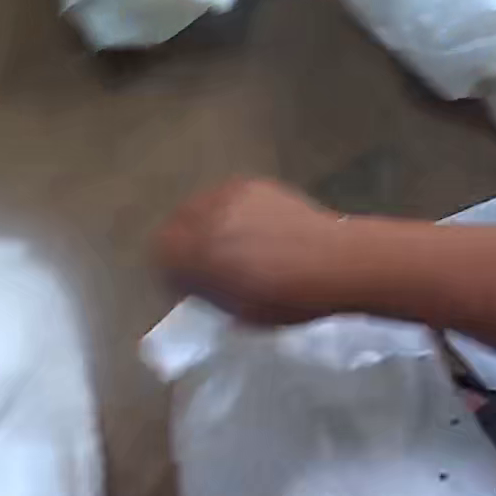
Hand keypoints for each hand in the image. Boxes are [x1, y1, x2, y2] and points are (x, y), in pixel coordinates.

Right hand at [151, 177, 354, 324]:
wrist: (335, 261)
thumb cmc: (288, 298)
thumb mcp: (239, 312)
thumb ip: (207, 293)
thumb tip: (192, 285)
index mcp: (200, 250)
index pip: (160, 249)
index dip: (169, 268)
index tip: (185, 282)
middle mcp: (209, 214)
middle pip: (176, 221)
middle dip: (182, 241)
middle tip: (202, 261)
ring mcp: (232, 194)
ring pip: (199, 203)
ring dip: (203, 222)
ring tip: (226, 240)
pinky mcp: (253, 183)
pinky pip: (225, 194)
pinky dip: (226, 209)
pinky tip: (249, 224)